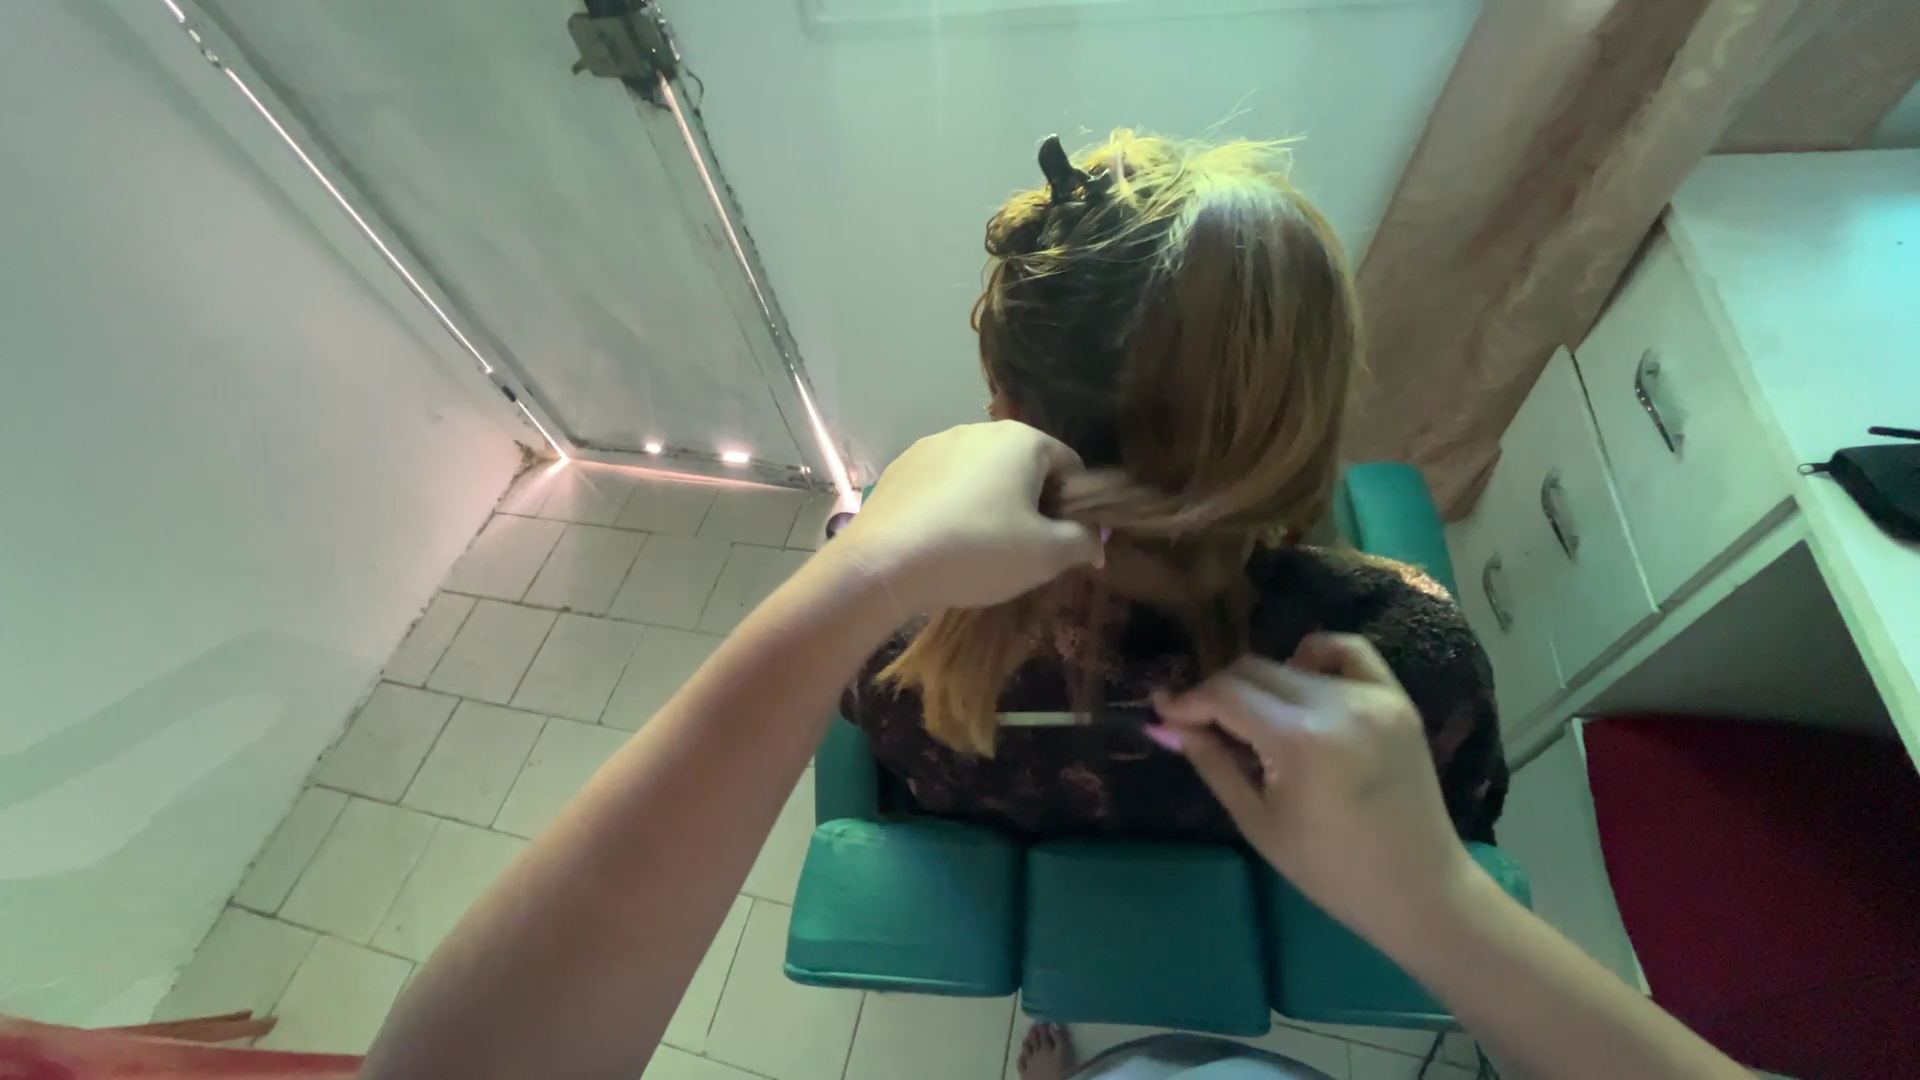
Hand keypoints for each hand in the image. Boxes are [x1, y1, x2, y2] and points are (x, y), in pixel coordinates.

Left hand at [832, 421, 1103, 612]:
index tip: (1065, 543)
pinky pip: (945, 483)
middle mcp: (978, 430)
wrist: (884, 562)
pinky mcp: (903, 465)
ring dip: (991, 503)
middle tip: (1024, 550)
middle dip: (1032, 504)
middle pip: (1024, 466)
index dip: (1076, 507)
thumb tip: (1095, 541)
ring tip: (978, 547)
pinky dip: (953, 505)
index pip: (1070, 466)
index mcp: (1021, 440)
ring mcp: (935, 444)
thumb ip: (1082, 541)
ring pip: (981, 474)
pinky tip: (942, 540)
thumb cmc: (978, 551)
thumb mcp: (1045, 555)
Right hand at [1153, 633, 1476, 941]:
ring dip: (1258, 683)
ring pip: (1288, 663)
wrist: (1422, 893)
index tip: (1164, 713)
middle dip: (1217, 692)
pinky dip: (1315, 654)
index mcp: (1299, 741)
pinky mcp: (1395, 699)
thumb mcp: (1256, 820)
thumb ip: (1210, 760)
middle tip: (1201, 722)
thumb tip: (1164, 723)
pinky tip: (1301, 677)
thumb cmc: (1329, 869)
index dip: (1188, 701)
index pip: (1224, 695)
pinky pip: (1347, 651)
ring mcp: (1372, 697)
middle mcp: (1336, 705)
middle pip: (1252, 670)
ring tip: (1254, 718)